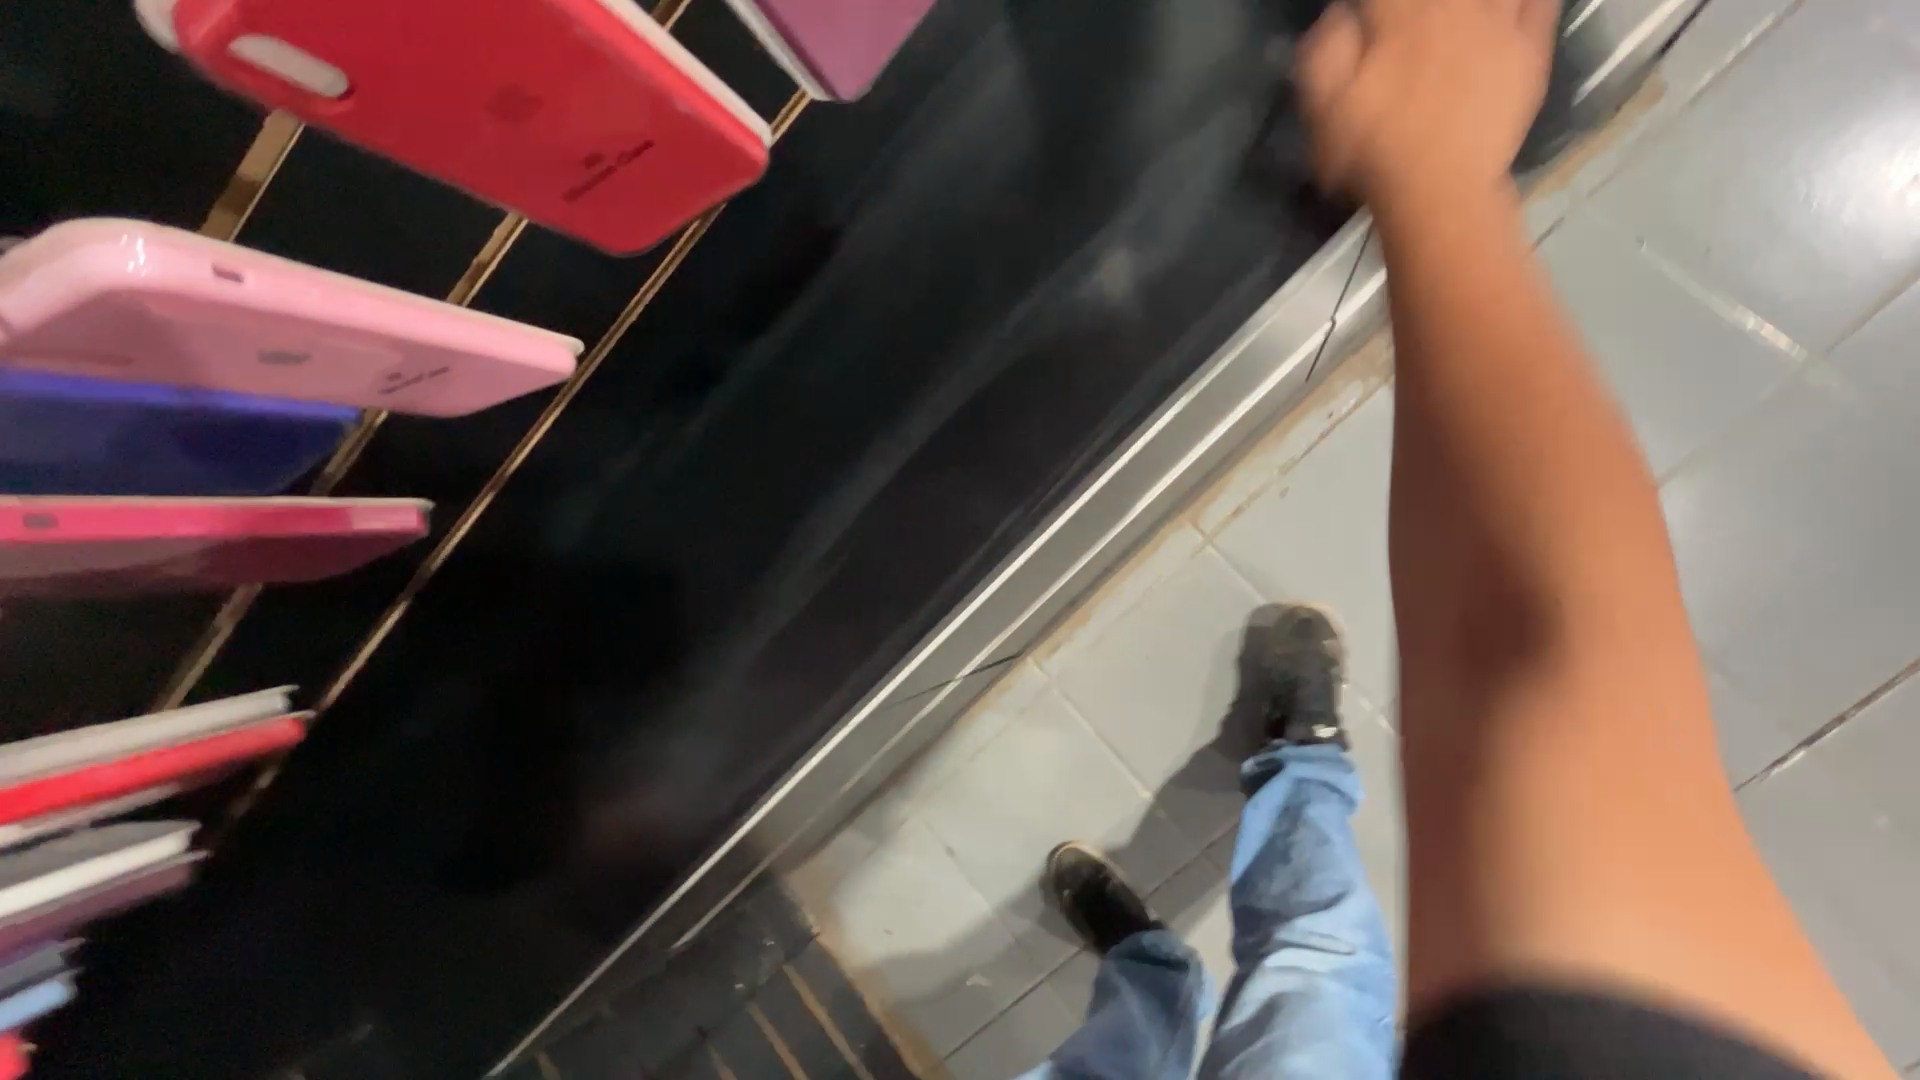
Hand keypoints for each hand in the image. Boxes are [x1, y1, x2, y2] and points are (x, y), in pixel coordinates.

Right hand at [1294, 0, 1558, 208]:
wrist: (1437, 191)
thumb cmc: (1374, 156)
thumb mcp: (1325, 112)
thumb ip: (1326, 54)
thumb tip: (1338, 15)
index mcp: (1399, 22)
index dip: (1374, 7)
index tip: (1370, 17)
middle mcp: (1452, 10)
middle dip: (1418, 3)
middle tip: (1413, 17)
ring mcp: (1497, 24)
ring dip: (1472, 1)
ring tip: (1457, 12)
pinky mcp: (1529, 49)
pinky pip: (1540, 0)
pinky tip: (1511, 6)